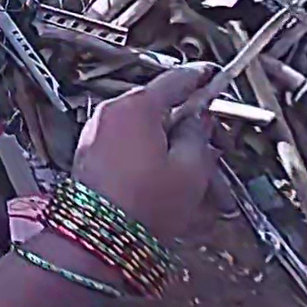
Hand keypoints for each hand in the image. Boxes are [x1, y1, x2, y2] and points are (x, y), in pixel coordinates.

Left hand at [72, 64, 219, 236]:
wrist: (98, 231)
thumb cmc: (144, 202)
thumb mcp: (190, 170)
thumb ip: (199, 137)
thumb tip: (199, 120)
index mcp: (137, 107)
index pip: (174, 81)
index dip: (198, 78)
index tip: (212, 74)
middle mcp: (112, 110)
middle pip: (159, 107)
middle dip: (188, 125)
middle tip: (214, 146)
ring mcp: (98, 128)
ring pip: (145, 129)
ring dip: (171, 146)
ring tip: (194, 179)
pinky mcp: (92, 148)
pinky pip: (128, 143)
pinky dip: (150, 155)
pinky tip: (166, 183)